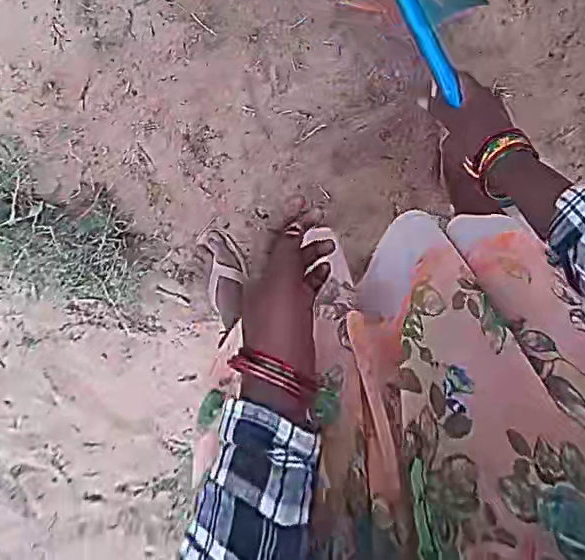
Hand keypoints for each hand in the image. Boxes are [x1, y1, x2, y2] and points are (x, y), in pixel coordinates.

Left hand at [239, 223, 333, 422]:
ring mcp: (279, 298)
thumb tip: (293, 230)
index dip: (286, 219)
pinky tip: (327, 269)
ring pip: (295, 266)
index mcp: (254, 272)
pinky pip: (304, 285)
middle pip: (282, 249)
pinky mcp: (293, 313)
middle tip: (320, 219)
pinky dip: (314, 275)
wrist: (282, 380)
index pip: (270, 237)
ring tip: (329, 245)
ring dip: (310, 253)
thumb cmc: (278, 329)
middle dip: (299, 232)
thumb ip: (286, 255)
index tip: (303, 204)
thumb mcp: (281, 287)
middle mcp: (264, 281)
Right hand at [420, 72, 521, 202]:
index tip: (436, 86)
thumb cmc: (476, 135)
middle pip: (467, 92)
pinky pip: (482, 119)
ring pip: (475, 106)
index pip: (458, 76)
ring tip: (453, 127)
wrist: (503, 158)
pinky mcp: (501, 126)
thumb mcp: (451, 120)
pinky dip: (473, 124)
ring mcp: (497, 111)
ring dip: (464, 113)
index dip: (445, 79)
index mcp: (476, 90)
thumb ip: (438, 107)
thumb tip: (424, 98)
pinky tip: (467, 136)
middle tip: (441, 111)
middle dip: (454, 99)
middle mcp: (490, 97)